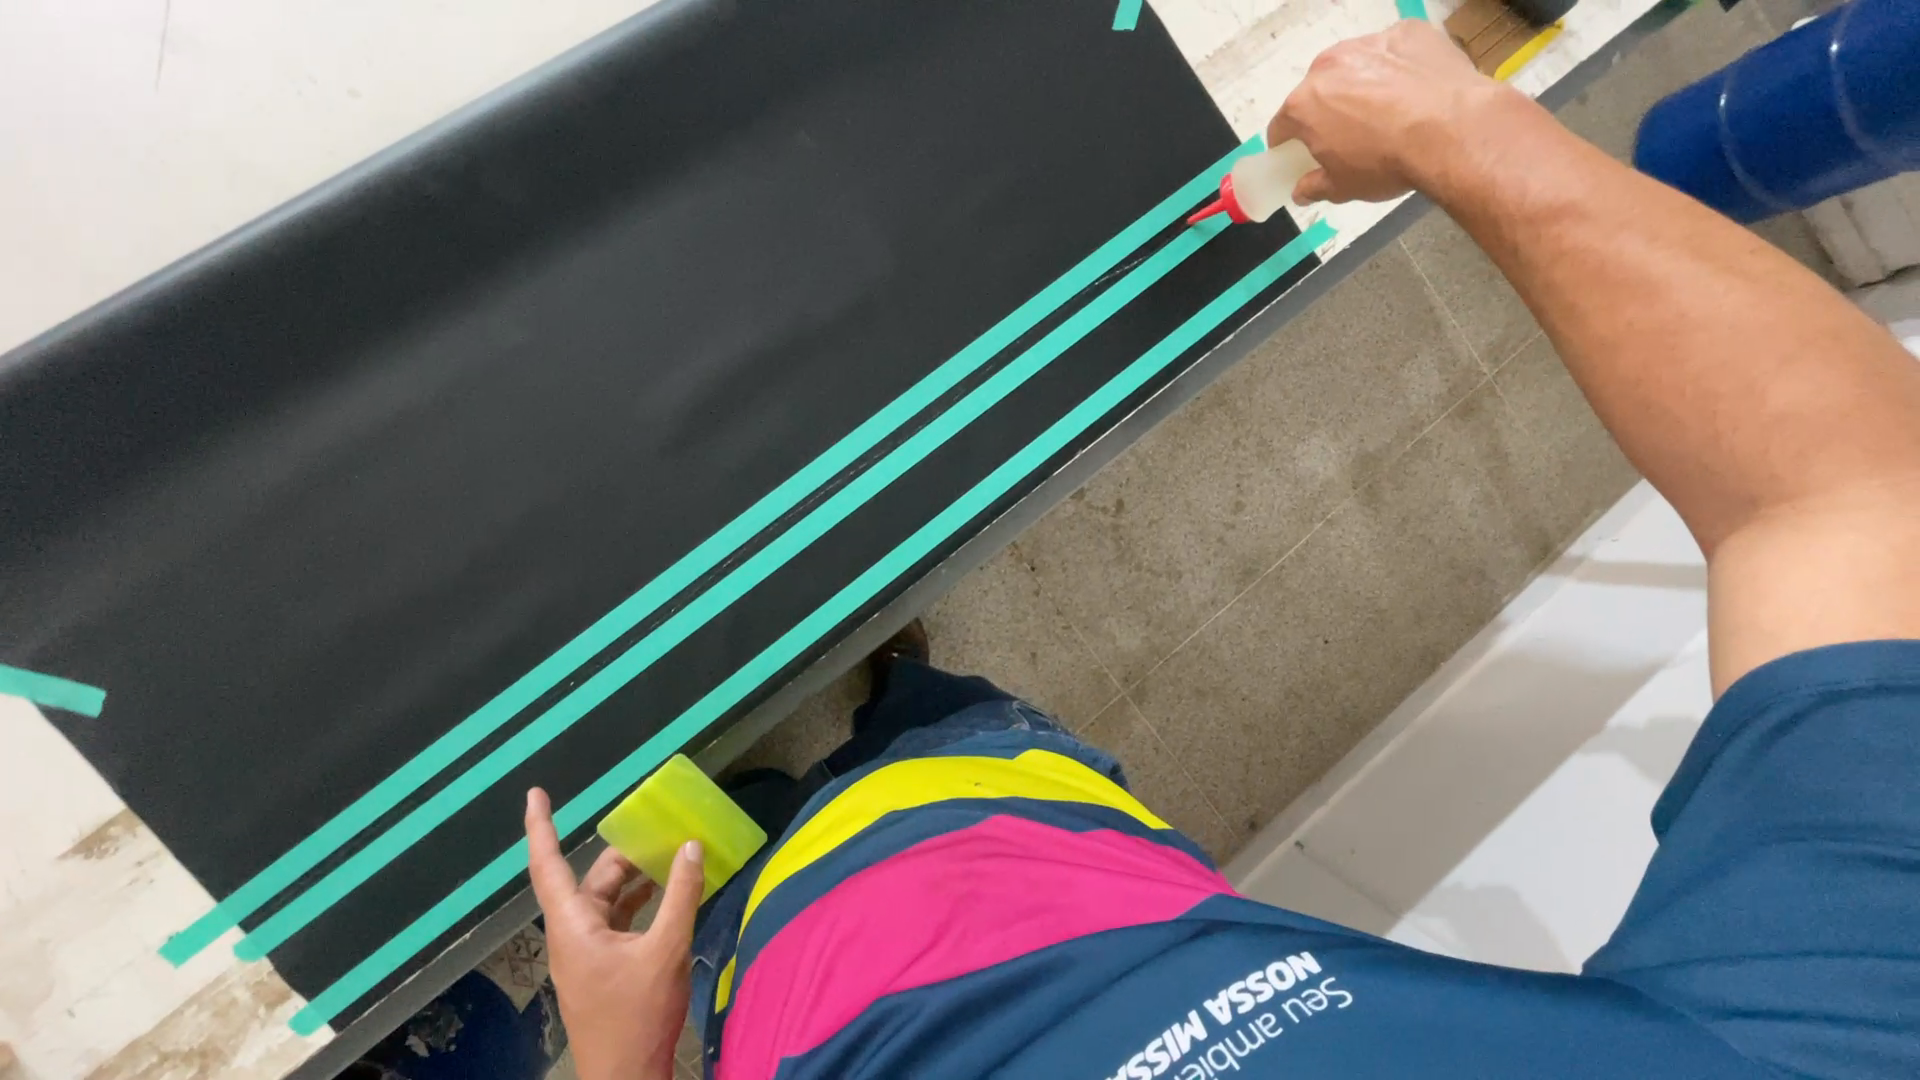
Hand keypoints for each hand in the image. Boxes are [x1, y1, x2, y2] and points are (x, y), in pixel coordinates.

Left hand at [525, 787, 704, 1079]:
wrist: (627, 1078)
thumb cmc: (637, 1015)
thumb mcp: (667, 949)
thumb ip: (681, 894)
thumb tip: (691, 845)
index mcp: (574, 926)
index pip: (547, 866)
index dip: (541, 828)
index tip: (536, 793)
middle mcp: (575, 933)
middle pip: (593, 879)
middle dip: (625, 851)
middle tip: (661, 827)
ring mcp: (590, 952)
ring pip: (609, 898)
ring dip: (638, 876)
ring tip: (673, 852)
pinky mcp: (607, 965)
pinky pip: (621, 919)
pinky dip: (643, 900)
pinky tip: (672, 890)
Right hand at [1265, 19, 1513, 204]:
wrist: (1452, 129)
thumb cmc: (1384, 163)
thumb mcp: (1341, 188)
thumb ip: (1314, 187)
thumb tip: (1302, 190)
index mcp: (1303, 105)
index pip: (1280, 125)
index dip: (1287, 143)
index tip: (1300, 153)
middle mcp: (1329, 66)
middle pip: (1316, 89)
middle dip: (1325, 109)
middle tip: (1347, 133)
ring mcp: (1369, 43)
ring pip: (1353, 65)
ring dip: (1358, 84)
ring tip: (1384, 108)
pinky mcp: (1408, 31)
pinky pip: (1392, 51)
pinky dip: (1395, 67)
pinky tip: (1412, 89)